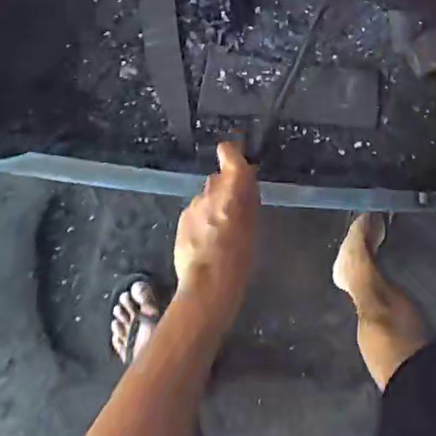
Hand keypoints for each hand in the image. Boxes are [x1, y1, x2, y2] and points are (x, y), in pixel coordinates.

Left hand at [173, 141, 258, 323]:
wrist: (209, 282)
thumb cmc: (241, 253)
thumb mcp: (253, 221)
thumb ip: (246, 198)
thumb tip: (244, 182)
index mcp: (234, 186)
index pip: (229, 152)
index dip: (230, 153)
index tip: (234, 156)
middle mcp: (211, 190)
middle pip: (218, 179)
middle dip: (224, 188)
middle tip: (233, 209)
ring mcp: (193, 205)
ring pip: (205, 198)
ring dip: (211, 207)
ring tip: (219, 231)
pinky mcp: (181, 220)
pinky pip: (195, 213)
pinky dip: (200, 221)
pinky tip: (206, 241)